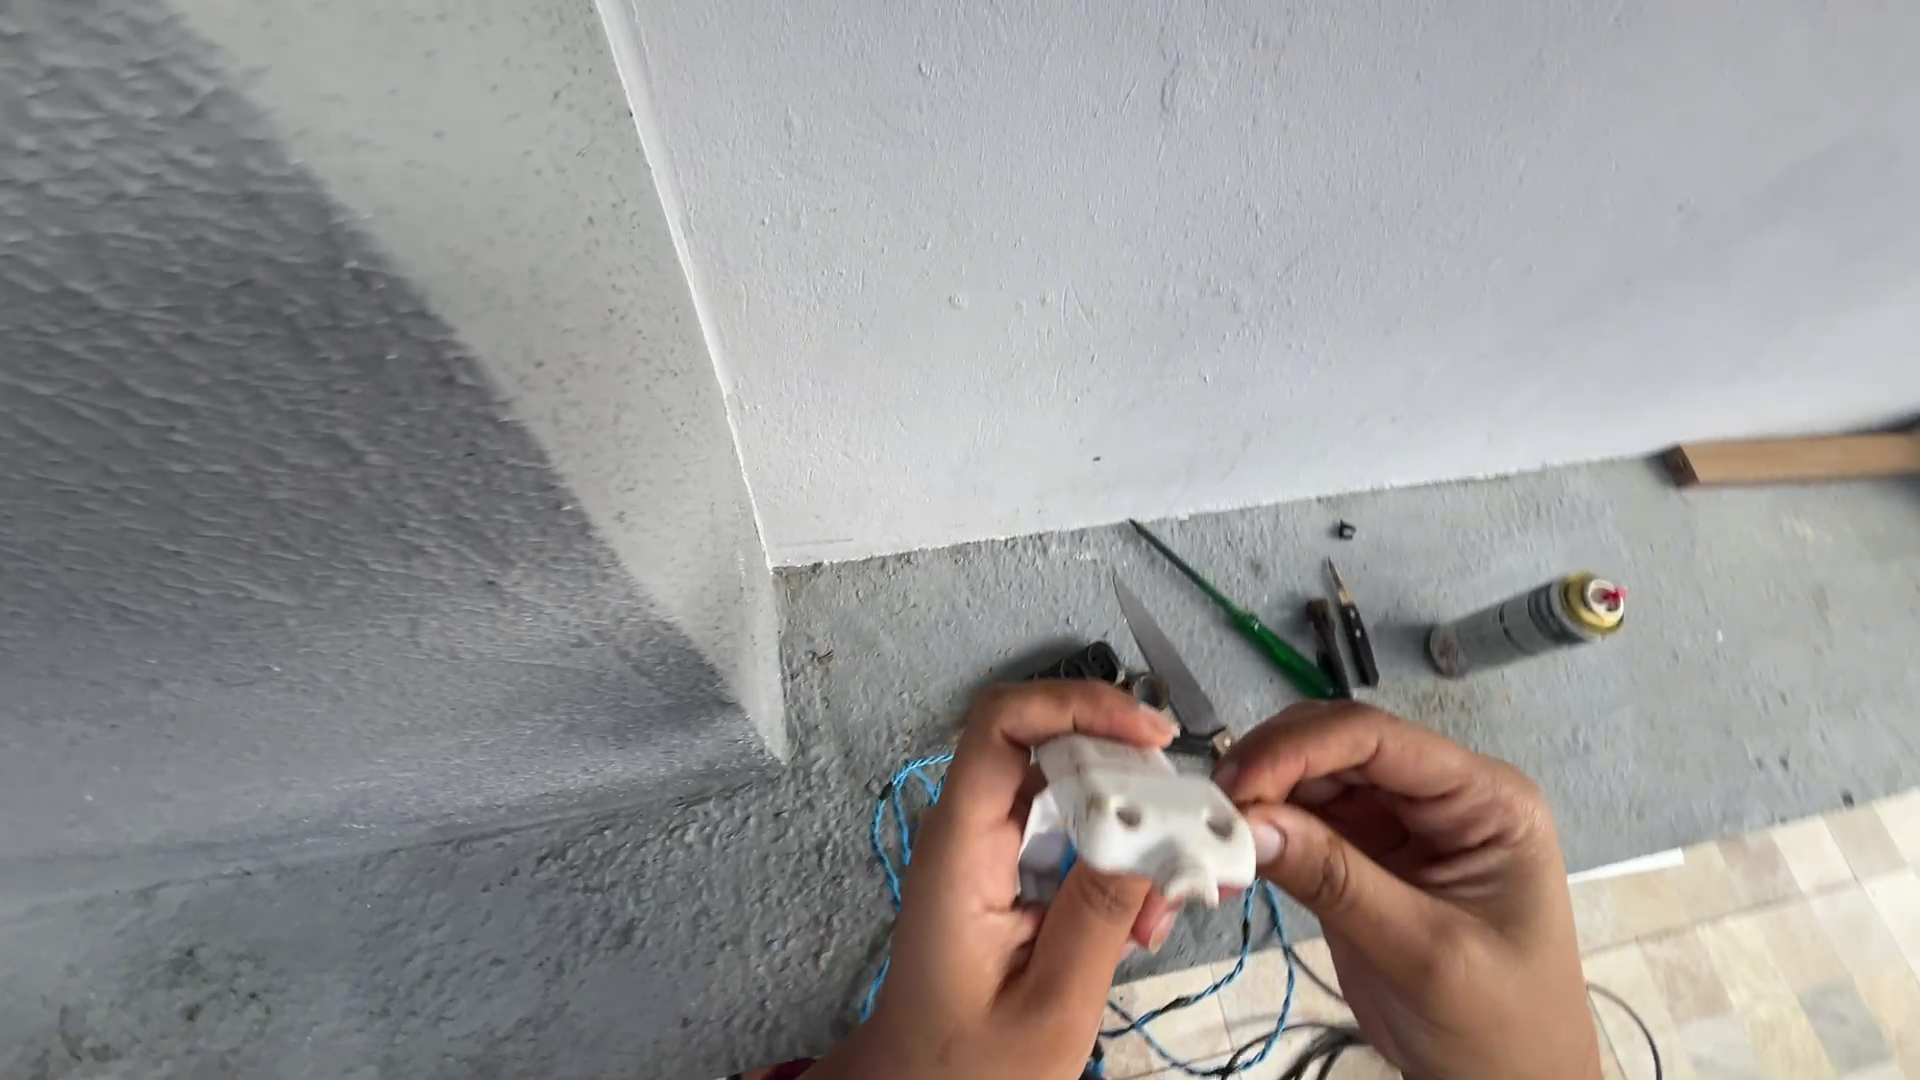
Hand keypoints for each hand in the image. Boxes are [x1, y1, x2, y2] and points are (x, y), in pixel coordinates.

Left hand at [812, 681, 1182, 1079]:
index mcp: (960, 844)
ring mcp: (990, 842)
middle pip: (1045, 744)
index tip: (1148, 733)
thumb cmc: (969, 1065)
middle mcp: (971, 825)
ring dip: (1128, 818)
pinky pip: (1070, 830)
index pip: (1000, 724)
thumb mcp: (1049, 1007)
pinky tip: (1145, 913)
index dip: (1073, 704)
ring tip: (1173, 884)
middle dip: (1122, 765)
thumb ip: (1100, 916)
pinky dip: (1116, 855)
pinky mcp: (1011, 865)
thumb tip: (1155, 833)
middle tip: (1184, 814)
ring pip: (1068, 786)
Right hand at [1214, 702, 1599, 1079]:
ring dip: (1253, 795)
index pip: (1373, 738)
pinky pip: (1291, 812)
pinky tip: (1231, 848)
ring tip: (1212, 831)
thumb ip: (1336, 881)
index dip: (1296, 749)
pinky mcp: (1353, 843)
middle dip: (1266, 768)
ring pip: (1300, 772)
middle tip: (1211, 810)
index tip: (1235, 788)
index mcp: (1480, 796)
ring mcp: (1390, 814)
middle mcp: (1432, 789)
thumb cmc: (1498, 1028)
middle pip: (1329, 744)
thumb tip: (1247, 822)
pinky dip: (1254, 825)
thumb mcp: (1426, 955)